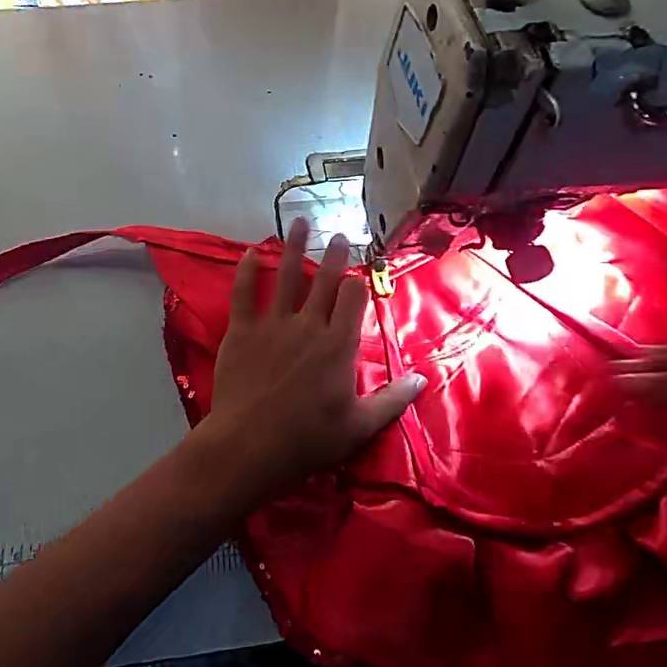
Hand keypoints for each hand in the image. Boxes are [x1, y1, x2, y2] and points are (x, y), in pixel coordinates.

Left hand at [198, 219, 423, 497]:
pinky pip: (244, 292)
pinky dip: (247, 270)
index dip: (357, 281)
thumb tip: (423, 379)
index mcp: (339, 344)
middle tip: (338, 233)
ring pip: (287, 275)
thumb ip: (393, 399)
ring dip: (295, 246)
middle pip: (324, 279)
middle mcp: (309, 325)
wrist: (251, 445)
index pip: (353, 298)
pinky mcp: (243, 330)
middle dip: (333, 254)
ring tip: (301, 221)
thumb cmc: (309, 438)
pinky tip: (251, 251)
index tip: (359, 271)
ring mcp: (273, 324)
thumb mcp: (361, 425)